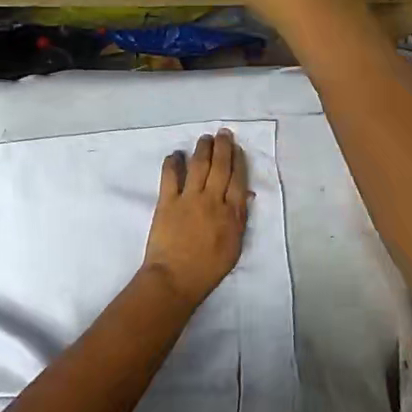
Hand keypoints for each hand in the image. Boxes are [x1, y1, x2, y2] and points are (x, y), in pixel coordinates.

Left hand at [141, 130, 250, 304]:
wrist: (176, 278)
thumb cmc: (208, 269)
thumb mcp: (234, 246)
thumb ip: (238, 219)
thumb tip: (244, 196)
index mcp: (232, 214)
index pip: (238, 179)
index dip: (238, 161)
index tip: (237, 148)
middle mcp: (213, 200)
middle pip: (220, 167)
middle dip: (223, 147)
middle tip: (222, 133)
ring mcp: (189, 198)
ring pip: (198, 165)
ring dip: (202, 148)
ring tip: (204, 138)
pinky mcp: (167, 201)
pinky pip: (170, 175)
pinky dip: (173, 162)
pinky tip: (175, 154)